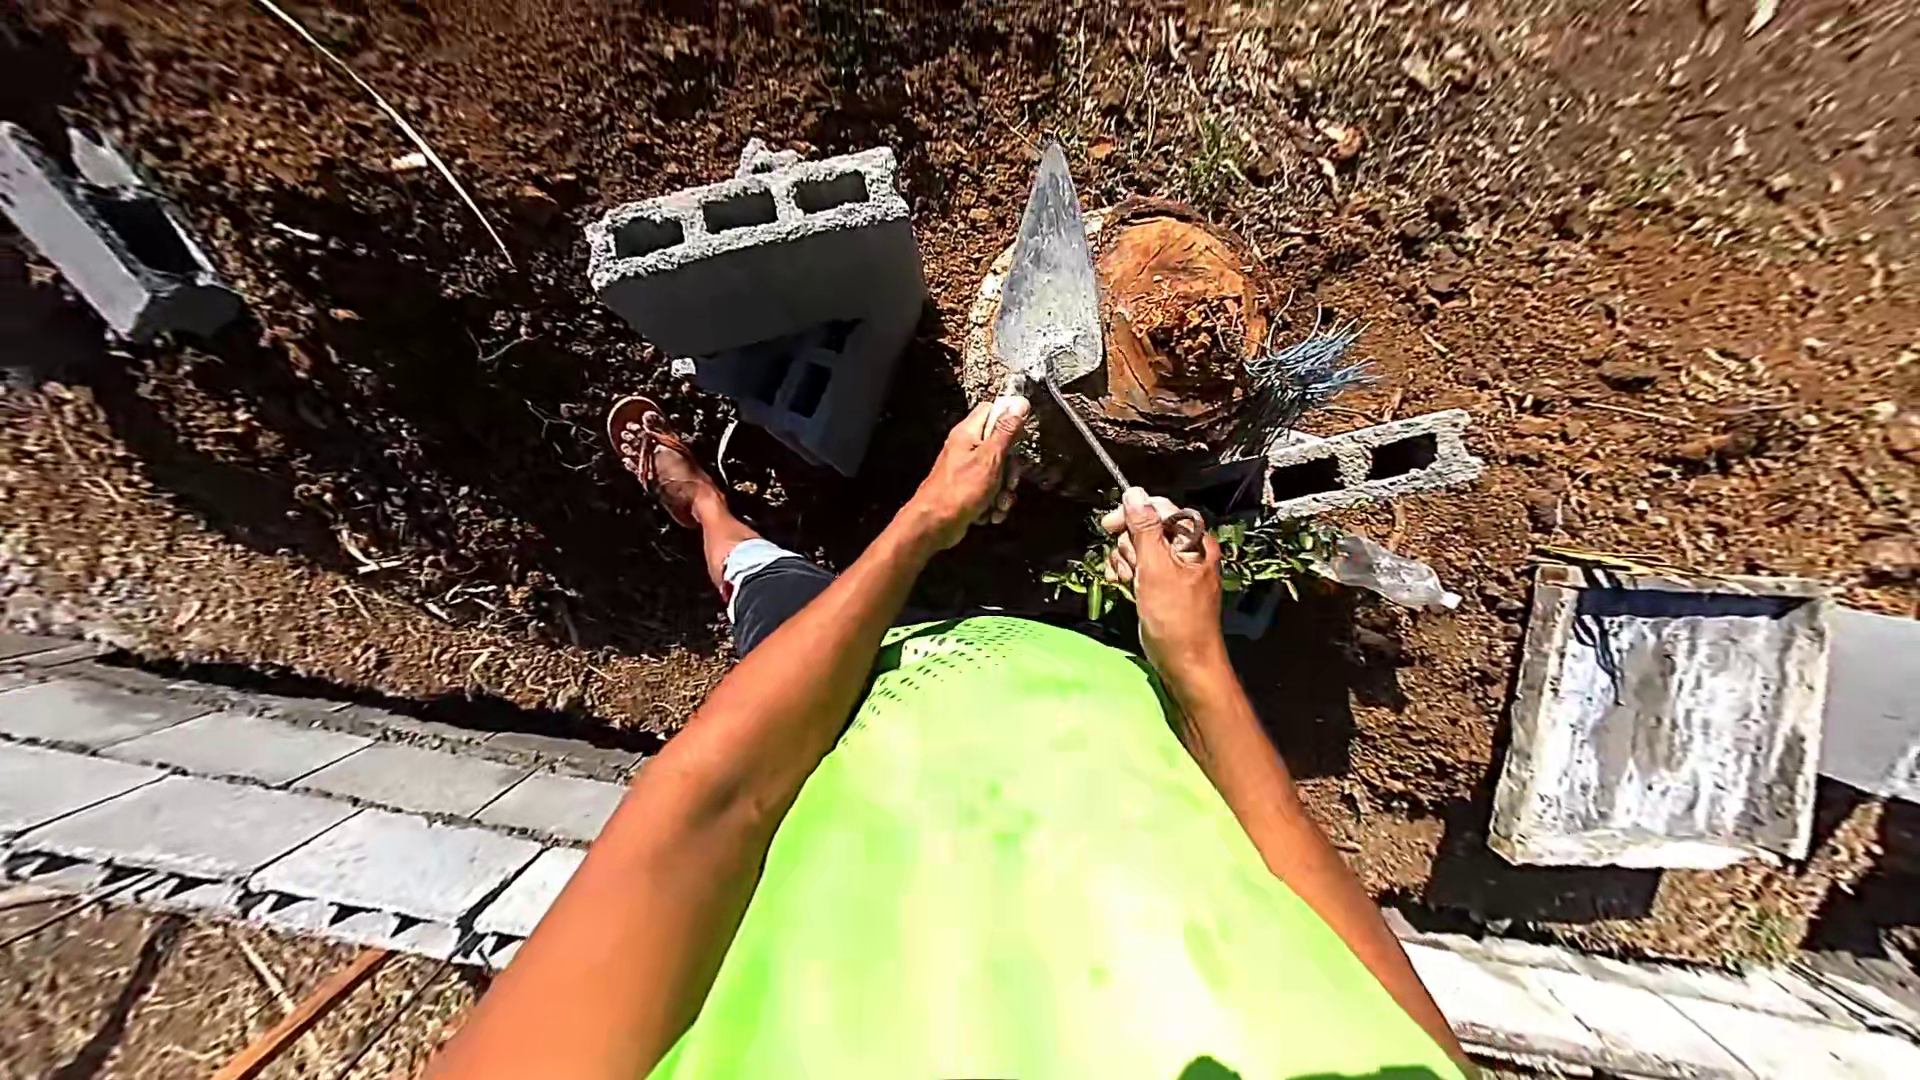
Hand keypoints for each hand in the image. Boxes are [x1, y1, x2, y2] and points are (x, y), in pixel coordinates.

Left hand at [900, 395, 1029, 549]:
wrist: (935, 524)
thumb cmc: (958, 491)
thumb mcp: (990, 458)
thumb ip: (1006, 431)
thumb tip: (1019, 404)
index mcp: (968, 433)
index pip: (993, 410)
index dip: (1010, 421)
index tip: (1019, 439)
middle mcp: (966, 449)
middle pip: (1001, 446)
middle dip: (1010, 469)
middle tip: (1007, 481)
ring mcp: (967, 470)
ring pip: (998, 473)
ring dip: (1004, 492)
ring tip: (997, 503)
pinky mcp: (968, 490)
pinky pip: (990, 492)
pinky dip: (993, 505)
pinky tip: (990, 514)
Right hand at [1100, 487, 1225, 675]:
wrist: (1185, 661)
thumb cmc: (1175, 617)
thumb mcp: (1157, 568)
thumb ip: (1144, 529)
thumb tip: (1134, 494)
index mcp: (1194, 540)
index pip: (1158, 508)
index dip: (1132, 514)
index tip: (1109, 526)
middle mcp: (1185, 549)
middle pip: (1144, 527)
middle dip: (1129, 544)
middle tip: (1131, 567)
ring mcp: (1172, 567)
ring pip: (1136, 547)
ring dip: (1125, 561)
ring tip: (1130, 581)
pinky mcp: (1160, 583)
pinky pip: (1137, 566)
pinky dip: (1126, 572)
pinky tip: (1123, 584)